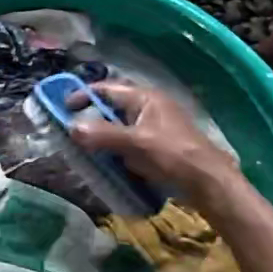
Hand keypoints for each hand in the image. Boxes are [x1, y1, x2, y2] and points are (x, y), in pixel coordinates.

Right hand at [68, 81, 244, 211]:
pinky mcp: (159, 146)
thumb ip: (103, 135)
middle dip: (92, 118)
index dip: (84, 95)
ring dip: (104, 137)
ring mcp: (156, 127)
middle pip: (113, 107)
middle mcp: (150, 107)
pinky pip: (130, 143)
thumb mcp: (136, 143)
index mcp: (145, 98)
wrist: (208, 182)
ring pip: (121, 127)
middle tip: (72, 132)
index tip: (64, 108)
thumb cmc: (173, 155)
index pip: (107, 88)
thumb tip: (72, 127)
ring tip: (86, 150)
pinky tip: (109, 163)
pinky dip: (117, 150)